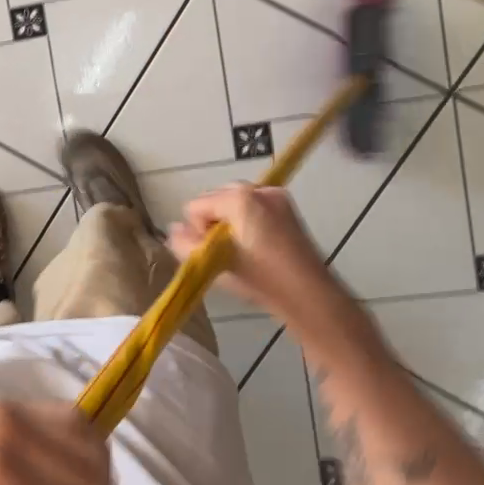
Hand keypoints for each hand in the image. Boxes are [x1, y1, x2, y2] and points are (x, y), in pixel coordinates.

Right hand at [165, 183, 331, 312]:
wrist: (309, 295)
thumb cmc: (260, 279)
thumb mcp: (213, 263)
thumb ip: (184, 243)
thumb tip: (174, 230)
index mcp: (238, 198)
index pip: (194, 207)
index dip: (197, 231)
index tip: (214, 253)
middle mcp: (258, 189)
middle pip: (214, 200)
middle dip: (212, 222)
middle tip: (224, 251)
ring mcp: (276, 196)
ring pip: (233, 203)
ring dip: (228, 222)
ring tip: (240, 250)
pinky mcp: (287, 208)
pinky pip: (252, 207)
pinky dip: (246, 221)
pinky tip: (255, 245)